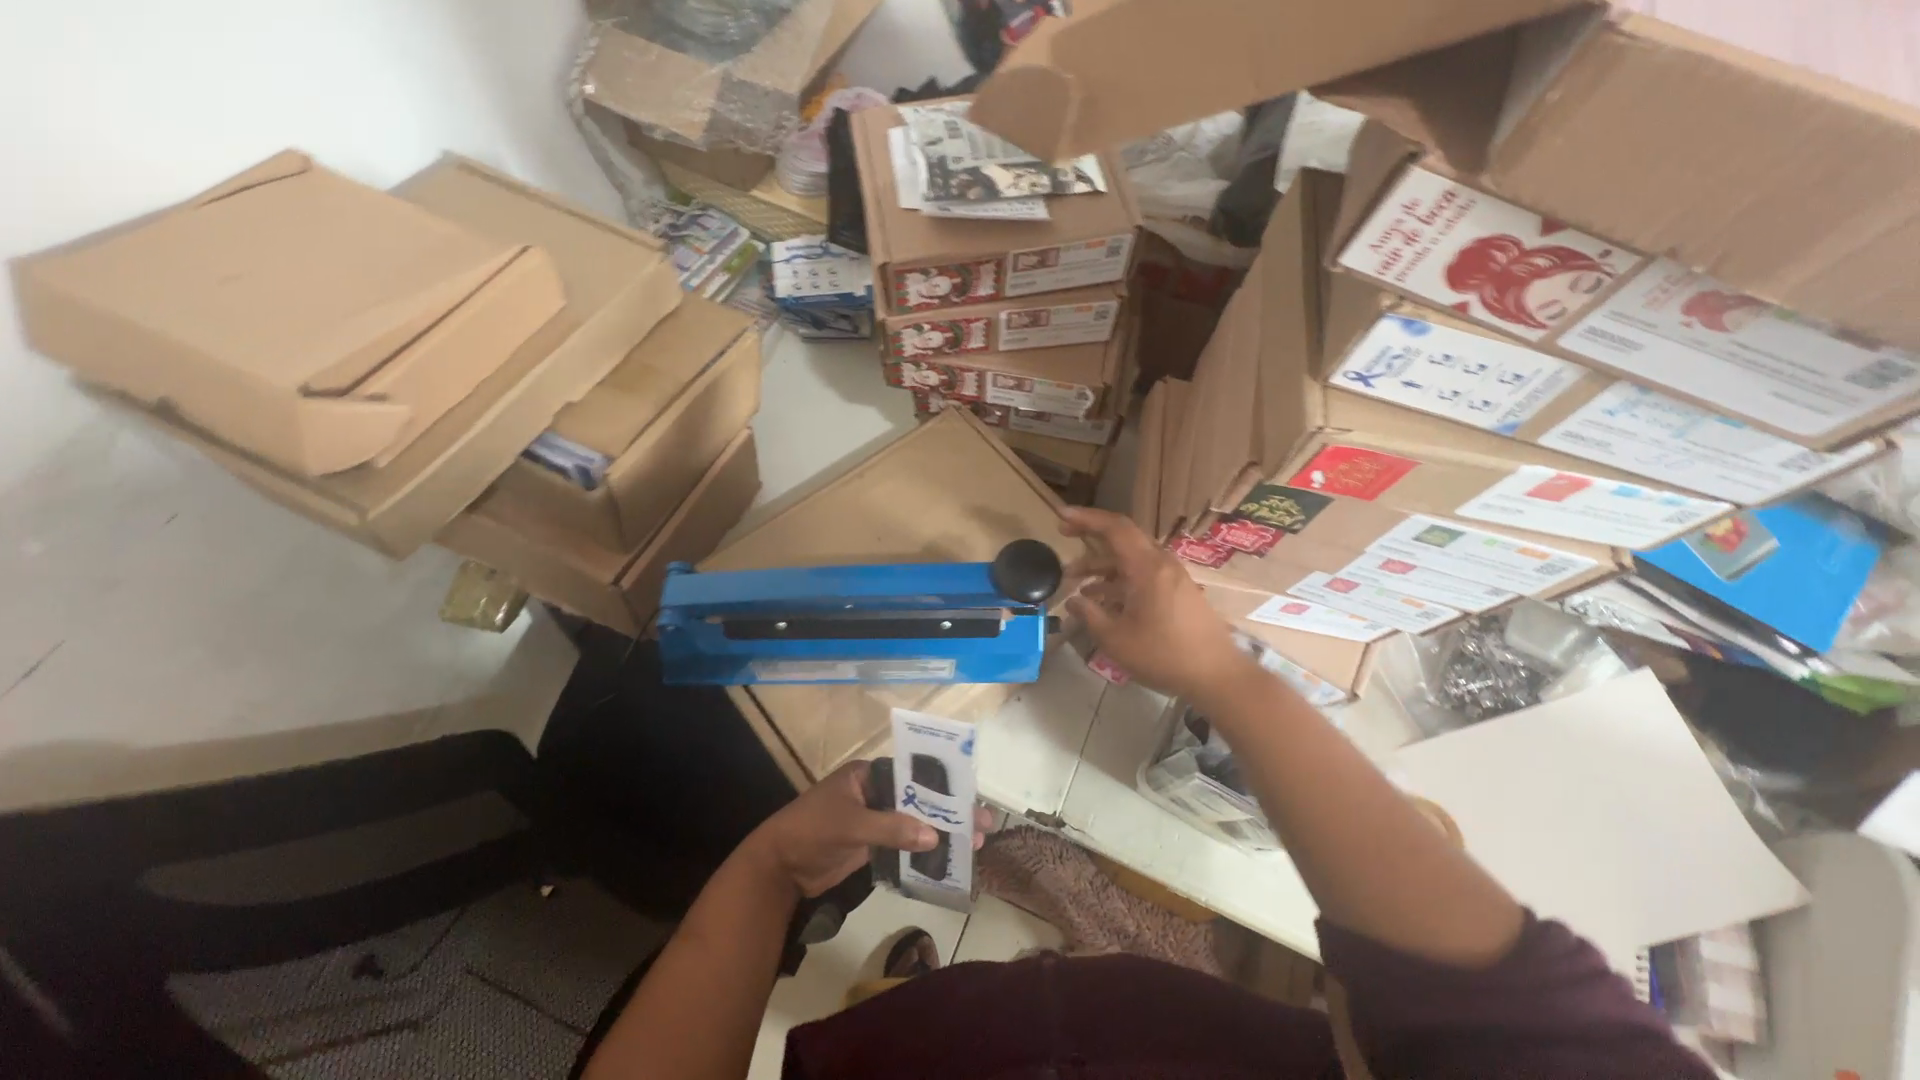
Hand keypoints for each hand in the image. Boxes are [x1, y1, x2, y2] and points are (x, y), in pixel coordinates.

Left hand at [744, 761, 989, 897]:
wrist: (778, 868)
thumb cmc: (810, 831)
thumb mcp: (850, 825)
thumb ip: (891, 829)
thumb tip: (934, 836)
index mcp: (868, 775)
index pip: (913, 773)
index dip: (943, 784)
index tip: (971, 795)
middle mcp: (875, 794)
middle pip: (920, 800)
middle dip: (951, 811)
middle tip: (985, 824)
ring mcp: (875, 821)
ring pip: (916, 824)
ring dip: (943, 833)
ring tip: (976, 843)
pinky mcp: (872, 846)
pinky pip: (906, 846)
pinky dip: (926, 852)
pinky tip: (950, 860)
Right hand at [1060, 506, 1255, 699]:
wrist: (1216, 674)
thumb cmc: (1163, 655)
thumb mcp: (1115, 639)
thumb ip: (1089, 615)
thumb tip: (1073, 601)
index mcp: (1146, 567)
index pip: (1114, 527)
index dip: (1086, 518)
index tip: (1061, 516)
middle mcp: (1161, 564)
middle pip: (1122, 539)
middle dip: (1091, 537)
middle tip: (1064, 535)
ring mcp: (1172, 577)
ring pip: (1132, 559)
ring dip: (1103, 565)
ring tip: (1075, 580)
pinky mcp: (1178, 592)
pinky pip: (1143, 574)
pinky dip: (1120, 579)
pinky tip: (1102, 598)